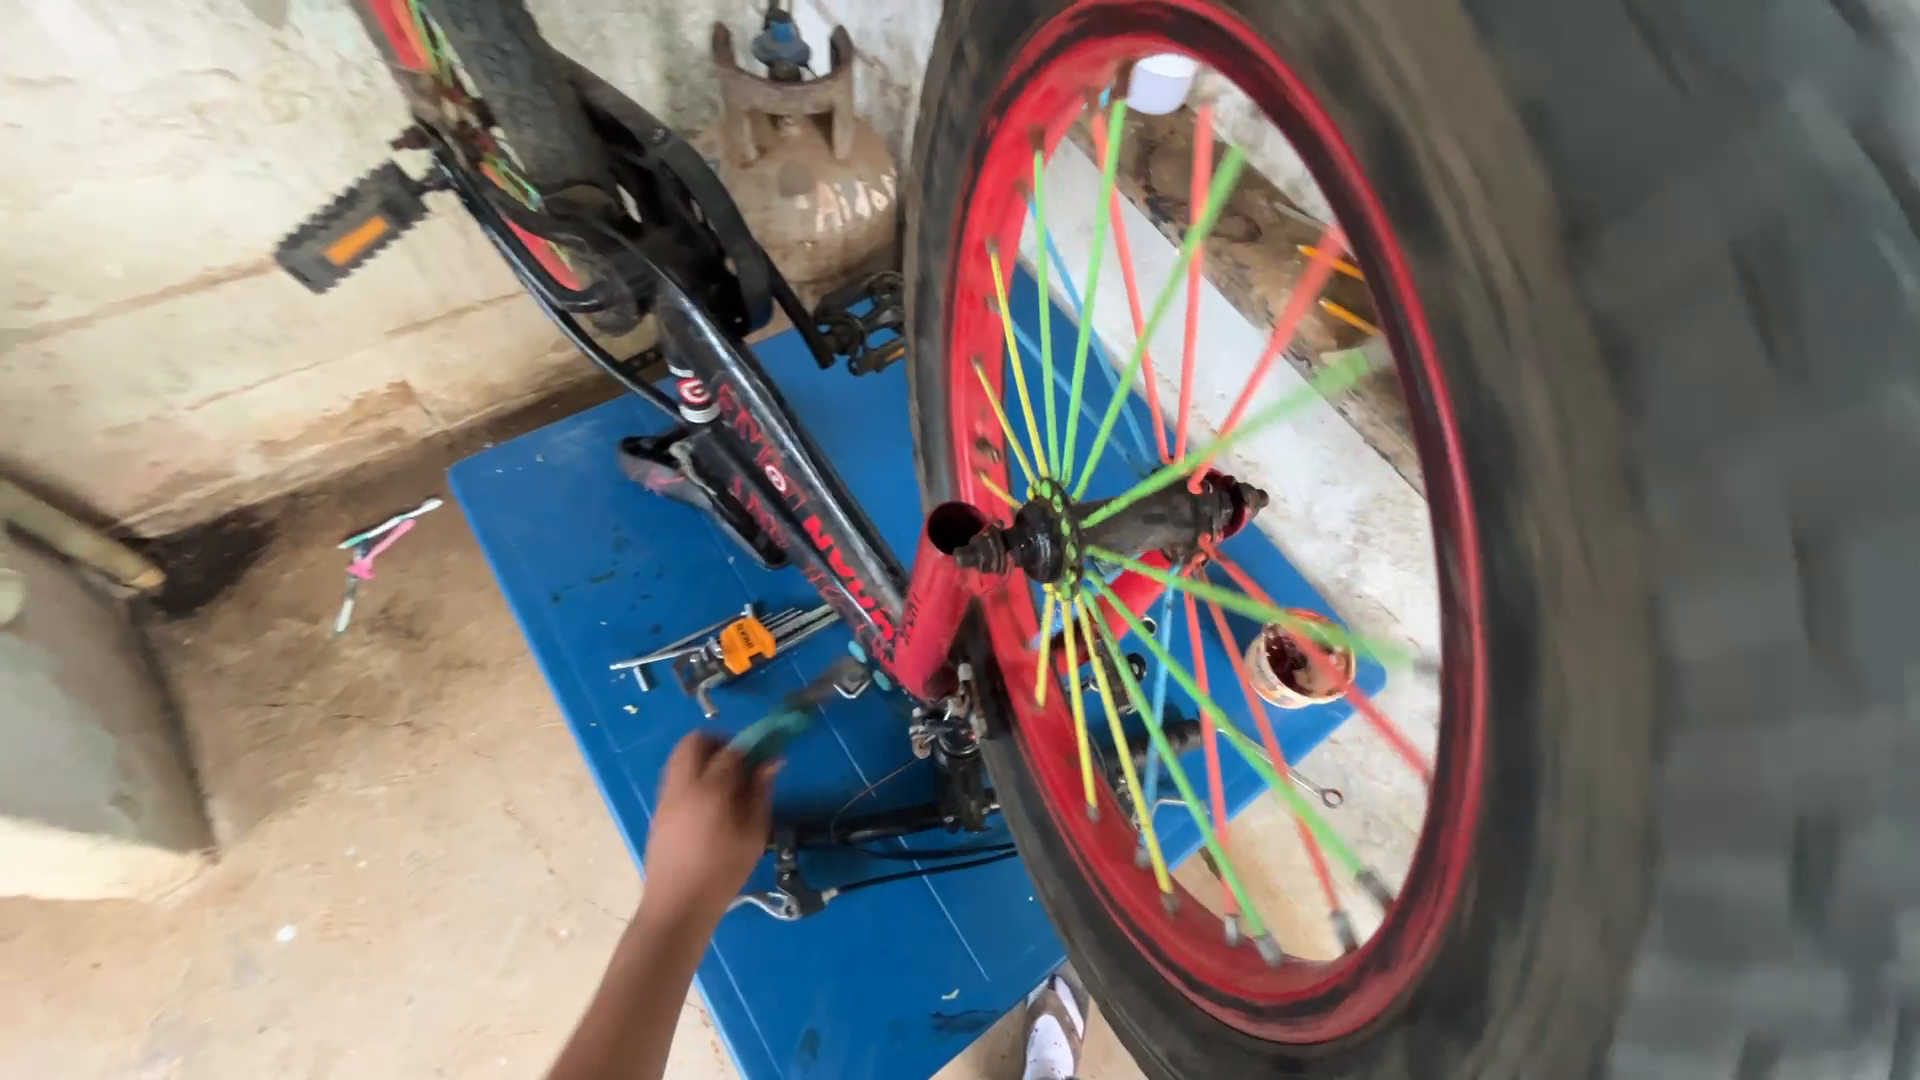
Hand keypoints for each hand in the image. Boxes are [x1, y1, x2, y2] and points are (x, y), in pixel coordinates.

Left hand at [640, 733, 777, 923]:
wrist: (676, 908)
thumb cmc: (722, 873)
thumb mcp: (753, 834)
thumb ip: (761, 793)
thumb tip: (771, 762)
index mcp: (710, 791)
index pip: (731, 750)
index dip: (751, 745)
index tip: (766, 751)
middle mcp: (682, 786)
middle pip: (694, 741)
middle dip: (719, 741)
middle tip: (741, 759)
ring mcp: (666, 797)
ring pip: (680, 755)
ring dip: (703, 755)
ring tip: (726, 778)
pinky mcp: (658, 810)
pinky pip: (675, 775)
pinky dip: (692, 772)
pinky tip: (710, 798)